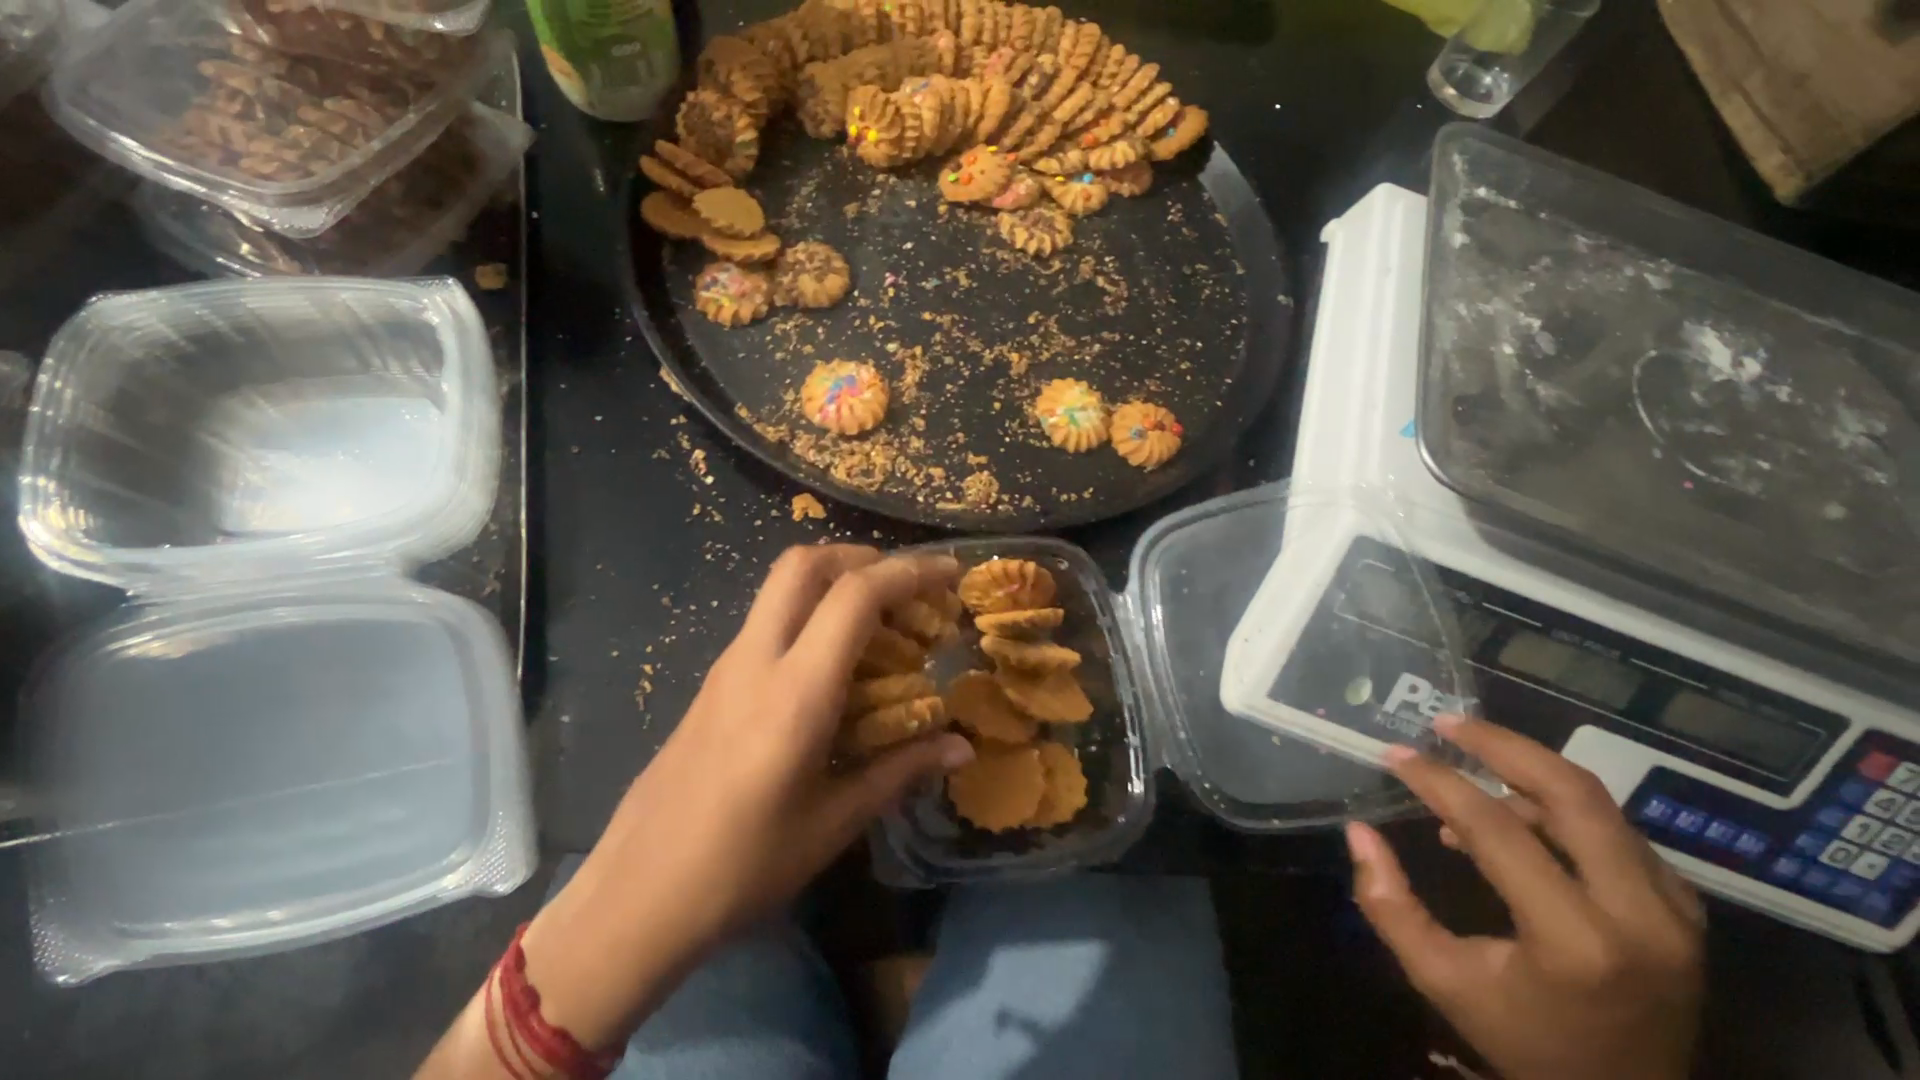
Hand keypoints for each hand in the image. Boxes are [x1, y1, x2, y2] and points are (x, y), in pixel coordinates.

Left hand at [521, 545, 974, 1045]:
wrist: (637, 896)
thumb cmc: (744, 867)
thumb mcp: (835, 823)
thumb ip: (901, 770)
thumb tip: (962, 747)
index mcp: (795, 693)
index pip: (855, 597)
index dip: (910, 572)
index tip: (952, 574)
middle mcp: (756, 660)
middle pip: (804, 564)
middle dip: (863, 558)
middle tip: (908, 588)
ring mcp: (726, 668)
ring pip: (780, 588)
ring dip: (834, 584)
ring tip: (881, 627)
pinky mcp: (711, 684)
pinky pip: (767, 623)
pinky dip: (809, 616)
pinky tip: (835, 668)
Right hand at [1346, 715, 1705, 1079]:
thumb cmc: (1524, 1040)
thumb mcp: (1442, 980)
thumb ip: (1391, 906)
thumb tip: (1359, 832)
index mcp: (1575, 939)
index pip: (1496, 830)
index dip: (1439, 783)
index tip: (1396, 755)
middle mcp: (1641, 913)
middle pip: (1571, 793)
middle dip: (1502, 746)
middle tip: (1446, 724)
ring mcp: (1676, 908)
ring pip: (1598, 806)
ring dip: (1528, 774)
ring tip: (1469, 768)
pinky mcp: (1685, 907)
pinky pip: (1617, 833)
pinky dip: (1560, 808)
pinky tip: (1518, 812)